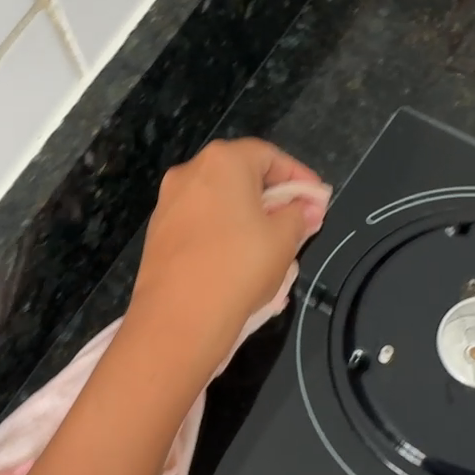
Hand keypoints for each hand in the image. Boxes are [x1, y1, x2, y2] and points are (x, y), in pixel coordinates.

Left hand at [124, 138, 323, 375]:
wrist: (178, 318)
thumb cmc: (239, 267)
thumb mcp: (284, 239)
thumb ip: (299, 216)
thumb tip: (306, 210)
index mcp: (222, 162)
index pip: (269, 156)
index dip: (299, 177)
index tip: (317, 201)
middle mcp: (188, 174)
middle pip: (240, 177)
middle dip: (273, 199)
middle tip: (299, 224)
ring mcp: (168, 205)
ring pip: (219, 204)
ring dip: (248, 219)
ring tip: (273, 248)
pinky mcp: (158, 235)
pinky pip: (200, 227)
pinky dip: (223, 236)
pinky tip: (239, 263)